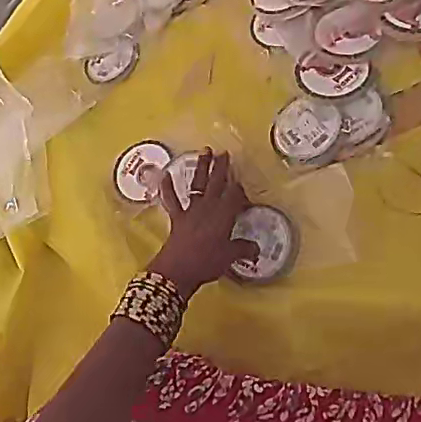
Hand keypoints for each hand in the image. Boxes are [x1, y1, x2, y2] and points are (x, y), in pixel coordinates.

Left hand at [148, 149, 256, 291]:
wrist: (178, 270)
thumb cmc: (207, 261)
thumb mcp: (230, 256)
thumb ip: (244, 249)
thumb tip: (256, 249)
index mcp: (224, 214)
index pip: (235, 195)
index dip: (241, 190)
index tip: (246, 188)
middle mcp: (208, 207)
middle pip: (217, 183)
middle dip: (222, 167)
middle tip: (225, 153)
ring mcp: (191, 211)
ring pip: (198, 184)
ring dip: (201, 168)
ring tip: (205, 152)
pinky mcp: (177, 217)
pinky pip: (171, 200)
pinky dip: (167, 188)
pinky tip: (165, 175)